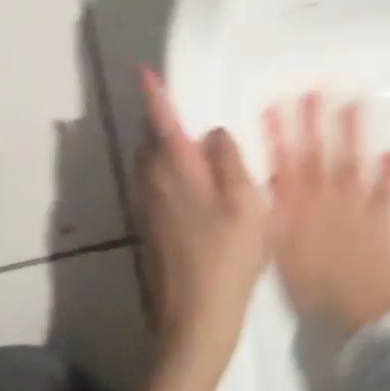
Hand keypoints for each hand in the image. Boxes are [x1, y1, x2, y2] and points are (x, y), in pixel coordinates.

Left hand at [133, 67, 271, 390]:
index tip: (144, 69)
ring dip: (170, 151)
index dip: (155, 91)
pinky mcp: (151, 227)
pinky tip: (202, 191)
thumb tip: (214, 132)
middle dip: (166, 122)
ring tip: (204, 154)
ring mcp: (147, 205)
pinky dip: (173, 175)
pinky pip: (159, 184)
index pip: (161, 117)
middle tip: (195, 117)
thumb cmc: (226, 259)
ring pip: (154, 163)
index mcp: (174, 167)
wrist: (195, 322)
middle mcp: (151, 179)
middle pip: (152, 138)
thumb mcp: (246, 204)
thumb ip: (229, 160)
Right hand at [269, 93, 389, 332]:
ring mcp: (358, 207)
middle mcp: (327, 200)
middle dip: (314, 121)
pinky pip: (388, 192)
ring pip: (354, 162)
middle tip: (314, 90)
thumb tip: (269, 180)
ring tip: (357, 102)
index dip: (279, 134)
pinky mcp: (383, 221)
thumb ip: (275, 215)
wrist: (362, 318)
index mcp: (299, 208)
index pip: (286, 163)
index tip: (275, 104)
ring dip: (354, 132)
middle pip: (319, 154)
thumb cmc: (313, 290)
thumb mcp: (280, 253)